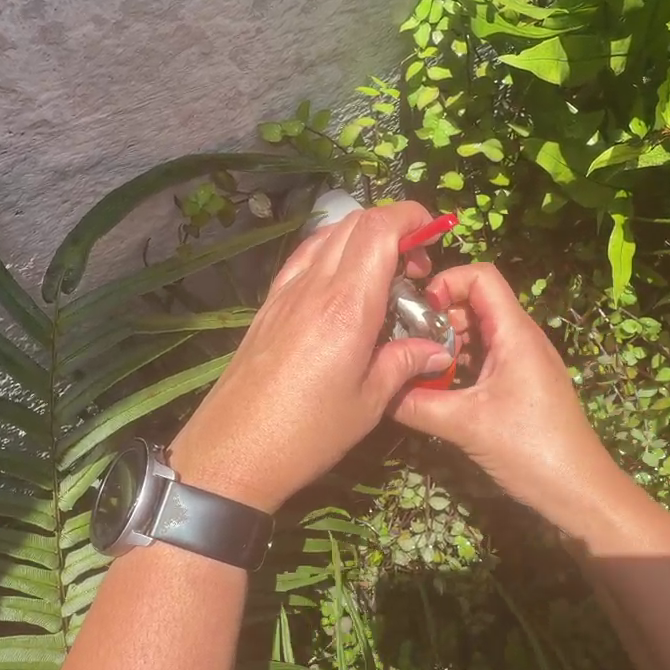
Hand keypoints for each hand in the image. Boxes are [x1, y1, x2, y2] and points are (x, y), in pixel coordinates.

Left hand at [168, 201, 453, 511]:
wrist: (232, 452)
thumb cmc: (307, 433)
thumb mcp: (368, 404)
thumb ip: (403, 364)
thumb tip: (436, 349)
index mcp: (347, 305)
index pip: (379, 229)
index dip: (411, 217)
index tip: (433, 235)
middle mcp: (315, 286)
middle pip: (354, 223)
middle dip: (393, 227)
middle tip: (414, 267)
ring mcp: (286, 293)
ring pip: (327, 236)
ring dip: (361, 237)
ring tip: (382, 275)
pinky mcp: (268, 306)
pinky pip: (304, 258)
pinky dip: (331, 252)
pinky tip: (342, 283)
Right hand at [390, 263, 611, 518]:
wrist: (580, 492)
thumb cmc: (529, 449)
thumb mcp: (464, 425)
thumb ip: (415, 403)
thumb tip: (375, 389)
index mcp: (515, 333)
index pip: (480, 276)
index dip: (446, 283)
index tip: (418, 313)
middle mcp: (521, 338)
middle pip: (475, 302)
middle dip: (438, 317)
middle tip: (407, 345)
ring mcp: (524, 361)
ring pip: (478, 331)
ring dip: (446, 344)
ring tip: (418, 369)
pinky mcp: (522, 383)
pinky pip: (485, 357)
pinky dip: (460, 364)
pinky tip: (439, 389)